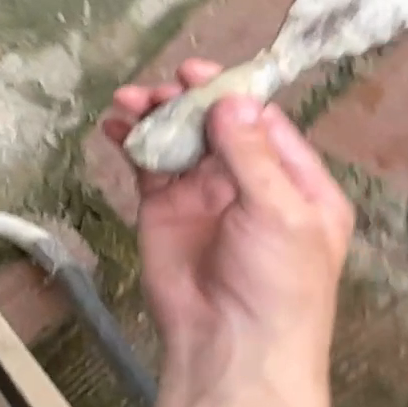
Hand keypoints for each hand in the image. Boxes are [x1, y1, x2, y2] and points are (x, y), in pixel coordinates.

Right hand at [101, 59, 352, 389]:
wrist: (227, 333)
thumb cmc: (275, 280)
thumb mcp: (279, 216)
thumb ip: (252, 157)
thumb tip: (232, 101)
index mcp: (294, 183)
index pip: (262, 124)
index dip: (230, 94)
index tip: (196, 72)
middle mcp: (247, 180)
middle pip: (212, 124)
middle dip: (184, 101)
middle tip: (157, 87)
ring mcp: (200, 190)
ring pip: (174, 137)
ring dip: (151, 115)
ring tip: (127, 102)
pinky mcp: (160, 201)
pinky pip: (143, 160)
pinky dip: (128, 139)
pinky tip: (113, 127)